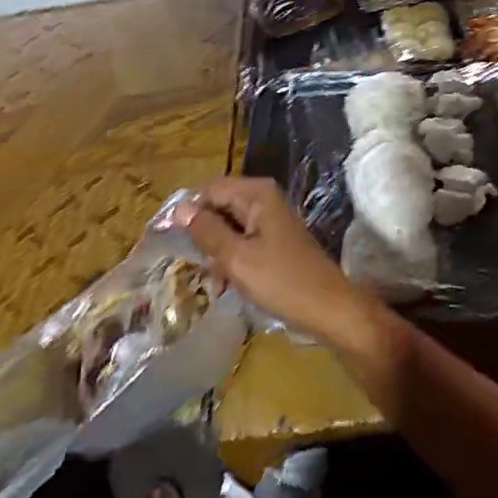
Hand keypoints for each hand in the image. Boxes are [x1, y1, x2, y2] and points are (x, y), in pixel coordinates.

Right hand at [178, 178, 380, 346]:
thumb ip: (207, 231)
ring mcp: (270, 218)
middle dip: (203, 233)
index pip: (209, 189)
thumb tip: (179, 208)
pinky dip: (231, 257)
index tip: (169, 240)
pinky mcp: (274, 238)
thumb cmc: (281, 281)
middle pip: (219, 205)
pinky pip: (242, 239)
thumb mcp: (237, 258)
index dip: (188, 212)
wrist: (328, 307)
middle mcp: (263, 197)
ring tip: (211, 280)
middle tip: (192, 264)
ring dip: (216, 250)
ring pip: (229, 225)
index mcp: (256, 193)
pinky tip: (226, 283)